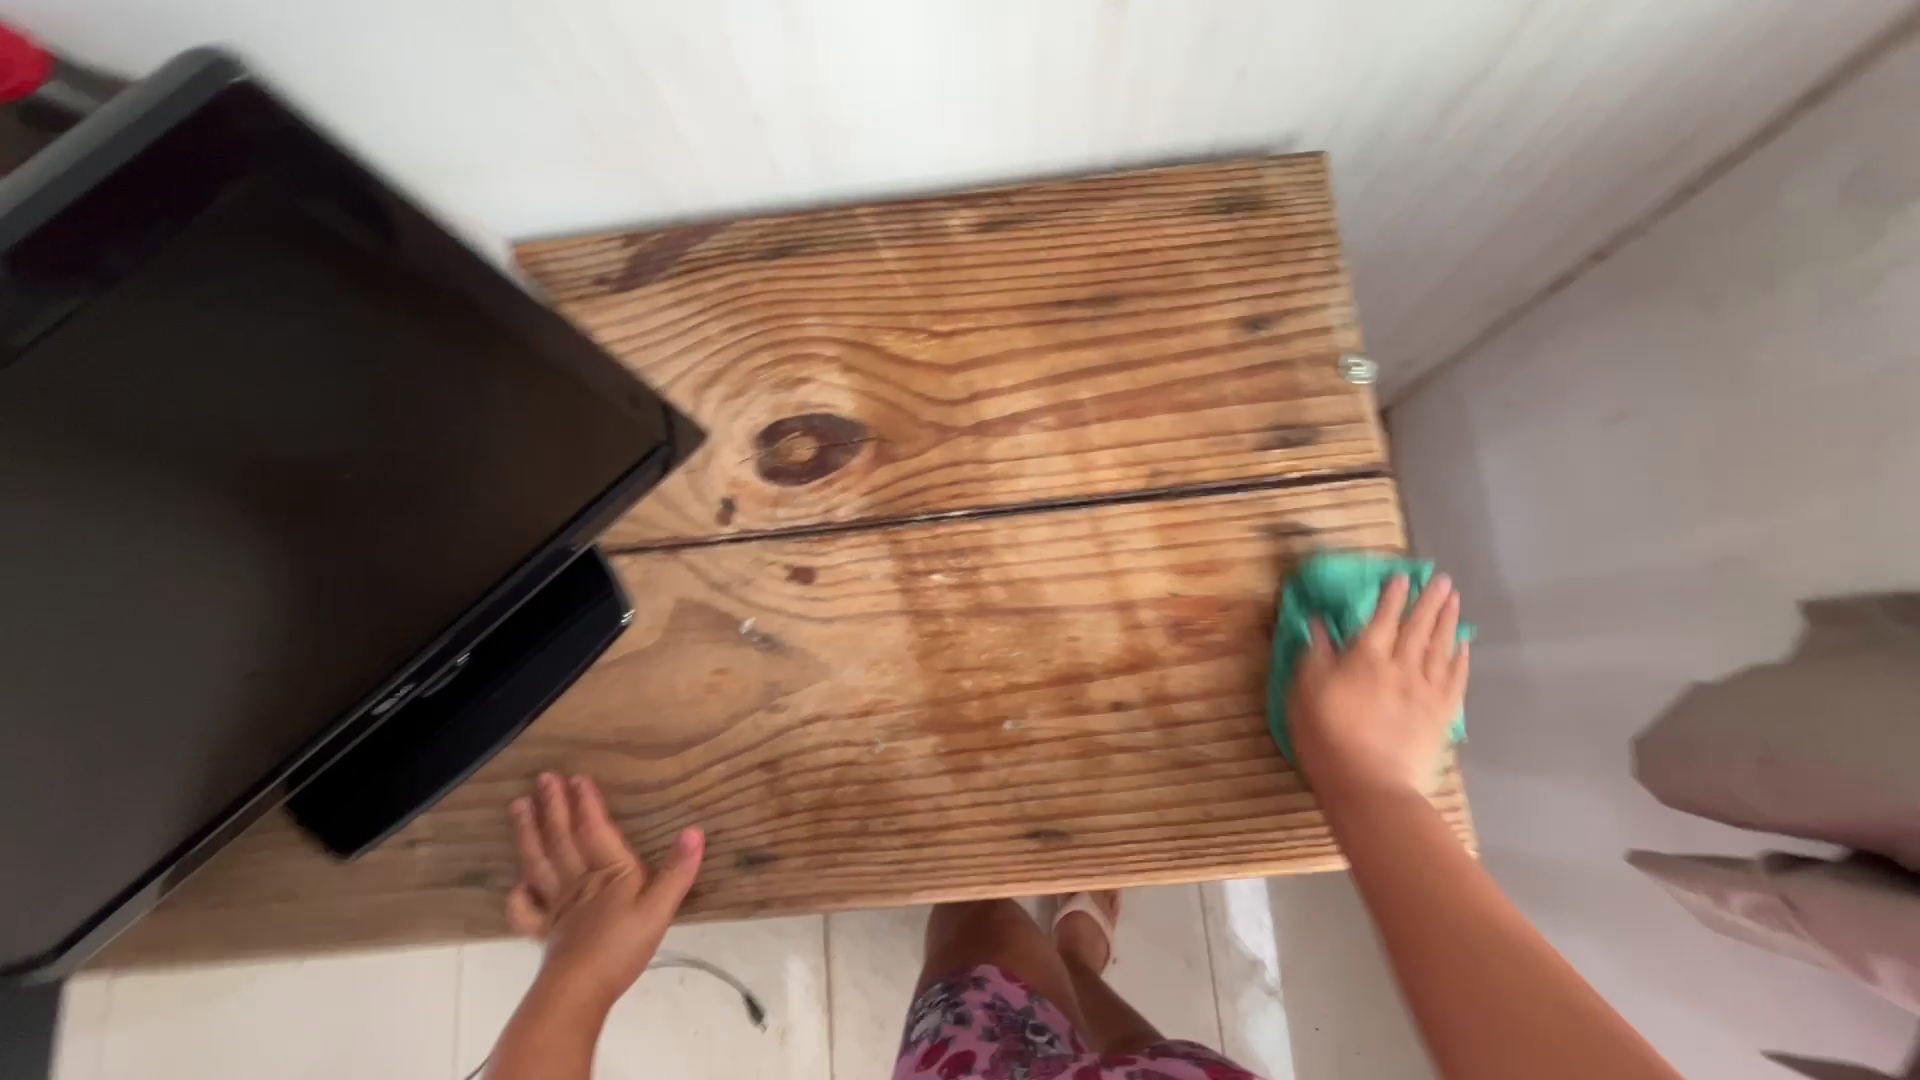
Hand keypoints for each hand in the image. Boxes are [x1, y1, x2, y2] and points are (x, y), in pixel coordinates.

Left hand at [506, 772, 704, 1013]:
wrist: (578, 992)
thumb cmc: (621, 947)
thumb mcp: (660, 908)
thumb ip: (678, 871)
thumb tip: (694, 830)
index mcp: (609, 873)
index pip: (595, 830)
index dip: (587, 803)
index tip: (577, 777)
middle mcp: (579, 882)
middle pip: (563, 839)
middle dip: (553, 808)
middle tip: (542, 779)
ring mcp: (558, 907)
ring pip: (540, 863)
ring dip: (529, 834)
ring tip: (518, 808)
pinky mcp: (547, 932)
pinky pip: (527, 911)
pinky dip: (518, 895)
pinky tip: (516, 883)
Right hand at [1288, 574, 1468, 798]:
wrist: (1368, 783)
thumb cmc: (1326, 736)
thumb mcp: (1304, 691)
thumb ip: (1314, 654)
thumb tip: (1315, 622)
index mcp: (1364, 658)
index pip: (1381, 618)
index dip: (1392, 596)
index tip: (1402, 577)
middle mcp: (1400, 666)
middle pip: (1418, 626)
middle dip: (1429, 600)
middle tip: (1441, 579)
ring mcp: (1425, 689)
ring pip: (1441, 646)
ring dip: (1448, 620)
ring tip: (1454, 600)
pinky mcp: (1441, 713)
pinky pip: (1455, 678)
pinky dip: (1460, 657)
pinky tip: (1463, 644)